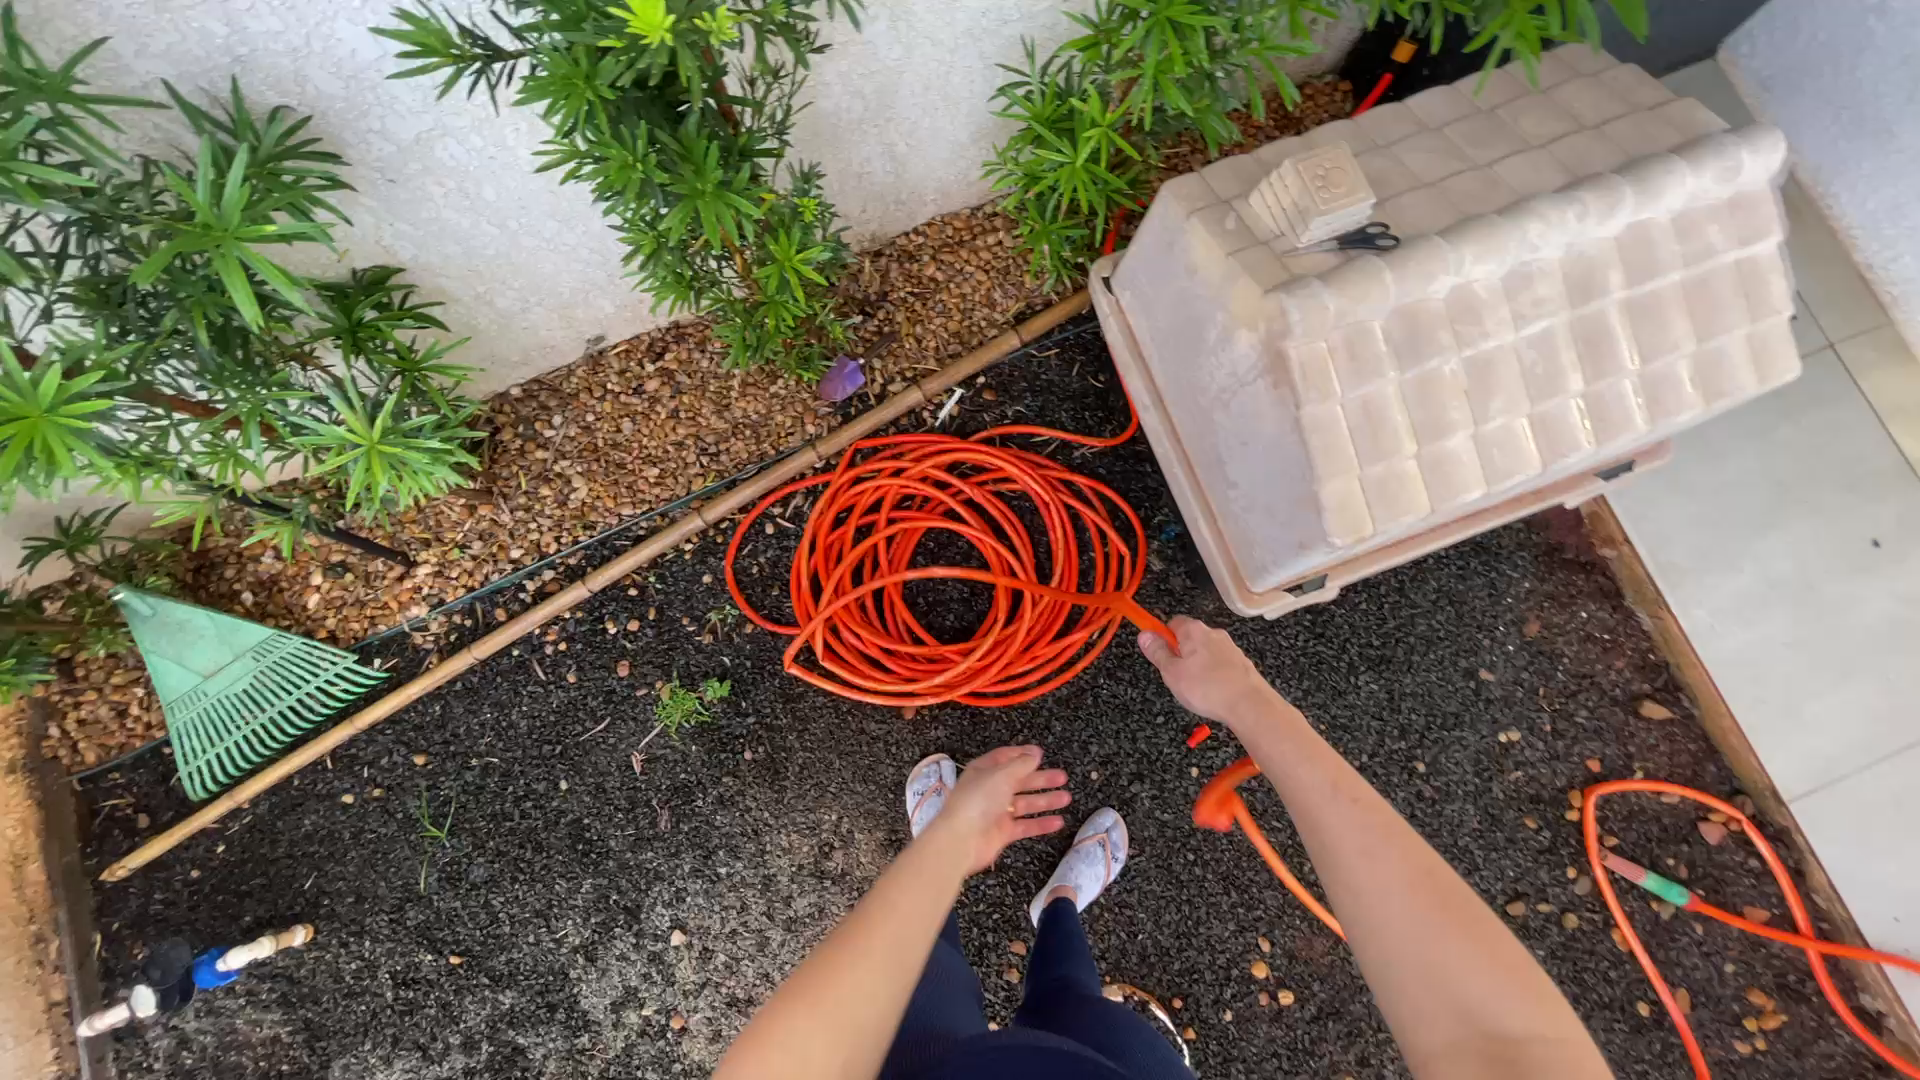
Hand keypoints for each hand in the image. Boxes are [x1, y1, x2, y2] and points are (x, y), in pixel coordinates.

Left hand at [924, 746, 1069, 873]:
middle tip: (1062, 777)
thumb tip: (1035, 752)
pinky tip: (1058, 821)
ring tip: (1066, 797)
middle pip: (1019, 781)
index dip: (1022, 754)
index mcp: (984, 771)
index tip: (1041, 754)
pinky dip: (1041, 823)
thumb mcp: (1001, 775)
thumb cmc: (978, 801)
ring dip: (1045, 800)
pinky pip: (1025, 825)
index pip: (1005, 758)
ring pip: (1025, 803)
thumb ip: (1021, 764)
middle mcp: (990, 790)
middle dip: (1040, 779)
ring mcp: (996, 812)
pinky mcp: (1002, 833)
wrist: (961, 841)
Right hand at [1138, 615, 1275, 725]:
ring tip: (1194, 687)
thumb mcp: (1171, 672)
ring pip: (1205, 652)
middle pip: (1189, 637)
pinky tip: (1211, 691)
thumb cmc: (1208, 688)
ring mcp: (1230, 648)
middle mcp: (1213, 633)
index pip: (1172, 623)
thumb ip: (1157, 652)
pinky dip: (1213, 673)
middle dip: (1180, 653)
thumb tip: (1144, 635)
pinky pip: (1220, 664)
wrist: (1249, 705)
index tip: (1157, 652)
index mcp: (1193, 631)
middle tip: (1174, 674)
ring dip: (1198, 664)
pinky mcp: (1241, 663)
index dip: (1162, 636)